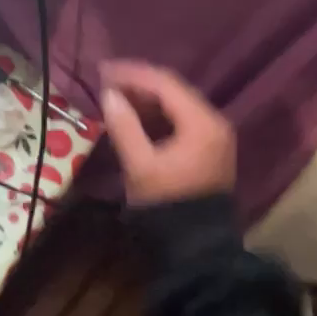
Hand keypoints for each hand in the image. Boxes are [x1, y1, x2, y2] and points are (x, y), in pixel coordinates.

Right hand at [100, 59, 235, 206]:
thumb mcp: (140, 166)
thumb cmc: (167, 203)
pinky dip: (156, 113)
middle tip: (105, 79)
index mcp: (202, 123)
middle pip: (173, 90)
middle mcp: (214, 122)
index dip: (132, 74)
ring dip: (145, 97)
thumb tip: (109, 94)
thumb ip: (124, 126)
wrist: (196, 246)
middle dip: (138, 83)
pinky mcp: (207, 147)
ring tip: (114, 94)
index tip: (103, 69)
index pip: (165, 84)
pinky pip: (180, 119)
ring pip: (176, 103)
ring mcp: (213, 135)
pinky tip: (133, 114)